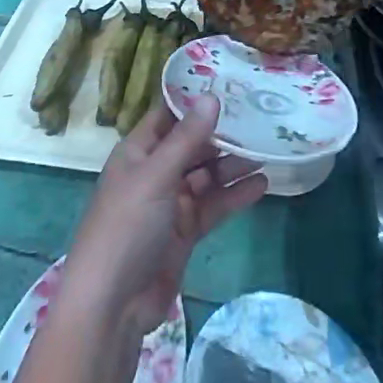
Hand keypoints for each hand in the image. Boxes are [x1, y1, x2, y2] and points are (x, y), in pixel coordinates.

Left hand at [63, 97, 267, 333]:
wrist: (114, 300)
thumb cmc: (127, 224)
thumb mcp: (156, 175)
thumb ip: (186, 139)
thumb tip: (211, 96)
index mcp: (137, 151)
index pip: (166, 116)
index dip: (192, 101)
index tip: (227, 83)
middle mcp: (154, 172)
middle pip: (190, 146)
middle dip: (220, 134)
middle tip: (259, 118)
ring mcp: (170, 203)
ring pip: (206, 176)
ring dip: (232, 165)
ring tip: (268, 149)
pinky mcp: (185, 232)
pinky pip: (213, 206)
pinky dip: (234, 196)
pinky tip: (262, 184)